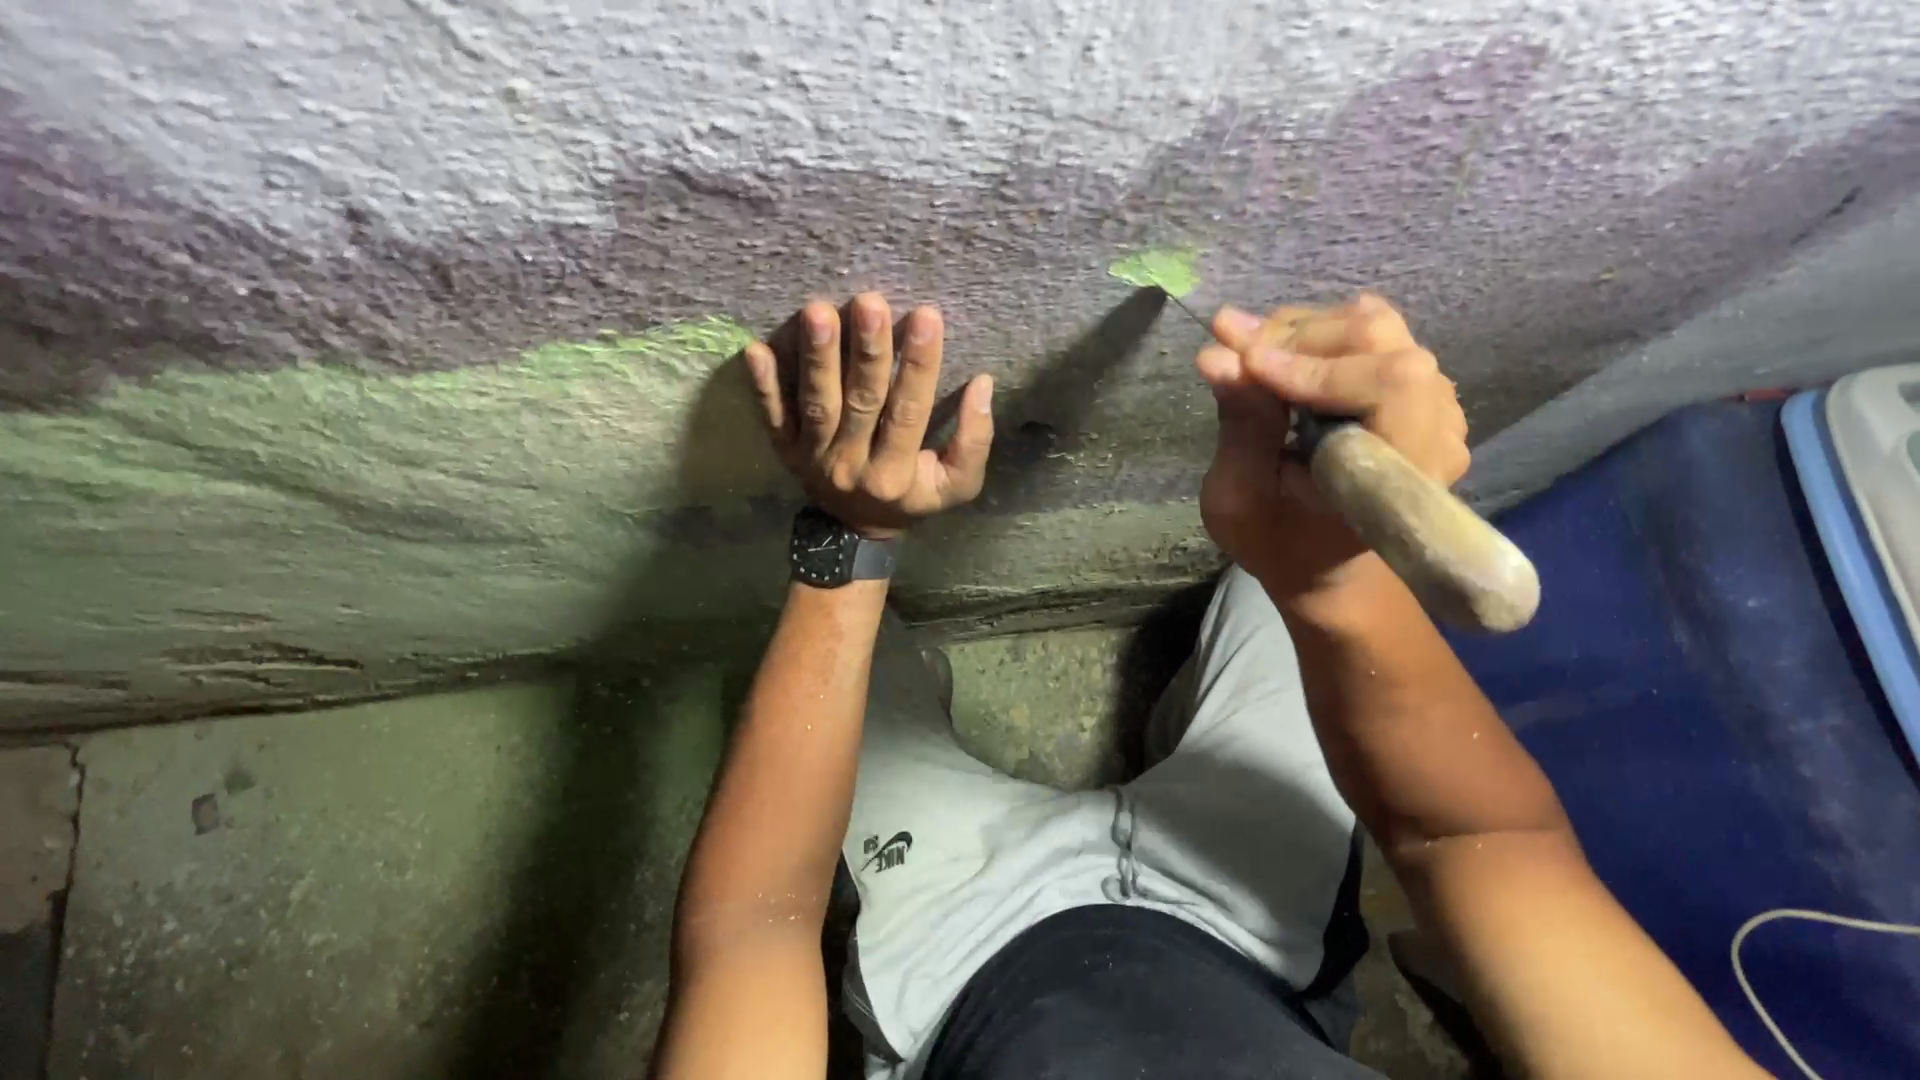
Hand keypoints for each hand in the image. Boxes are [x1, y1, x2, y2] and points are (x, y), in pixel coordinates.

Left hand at [743, 293, 994, 538]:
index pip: (908, 412)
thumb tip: (982, 385)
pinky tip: (757, 350)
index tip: (927, 317)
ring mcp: (813, 457)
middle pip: (861, 401)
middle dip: (867, 351)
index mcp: (895, 475)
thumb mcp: (956, 486)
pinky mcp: (786, 449)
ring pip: (817, 403)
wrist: (857, 531)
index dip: (919, 366)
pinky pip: (773, 416)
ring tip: (818, 311)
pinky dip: (763, 386)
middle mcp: (851, 466)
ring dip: (817, 358)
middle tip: (869, 302)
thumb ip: (974, 442)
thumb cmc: (913, 498)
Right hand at [1194, 292, 1469, 603]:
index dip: (1314, 365)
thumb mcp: (1238, 500)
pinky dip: (1318, 335)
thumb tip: (1218, 355)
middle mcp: (1434, 427)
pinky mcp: (1413, 388)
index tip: (1245, 364)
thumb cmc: (1277, 540)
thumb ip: (1240, 428)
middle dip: (1297, 338)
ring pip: (1373, 327)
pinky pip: (1373, 336)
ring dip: (1303, 331)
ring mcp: (1430, 402)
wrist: (1322, 562)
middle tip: (1233, 352)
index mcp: (1398, 472)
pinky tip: (1280, 355)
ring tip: (1249, 354)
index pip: (1388, 381)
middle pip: (1377, 339)